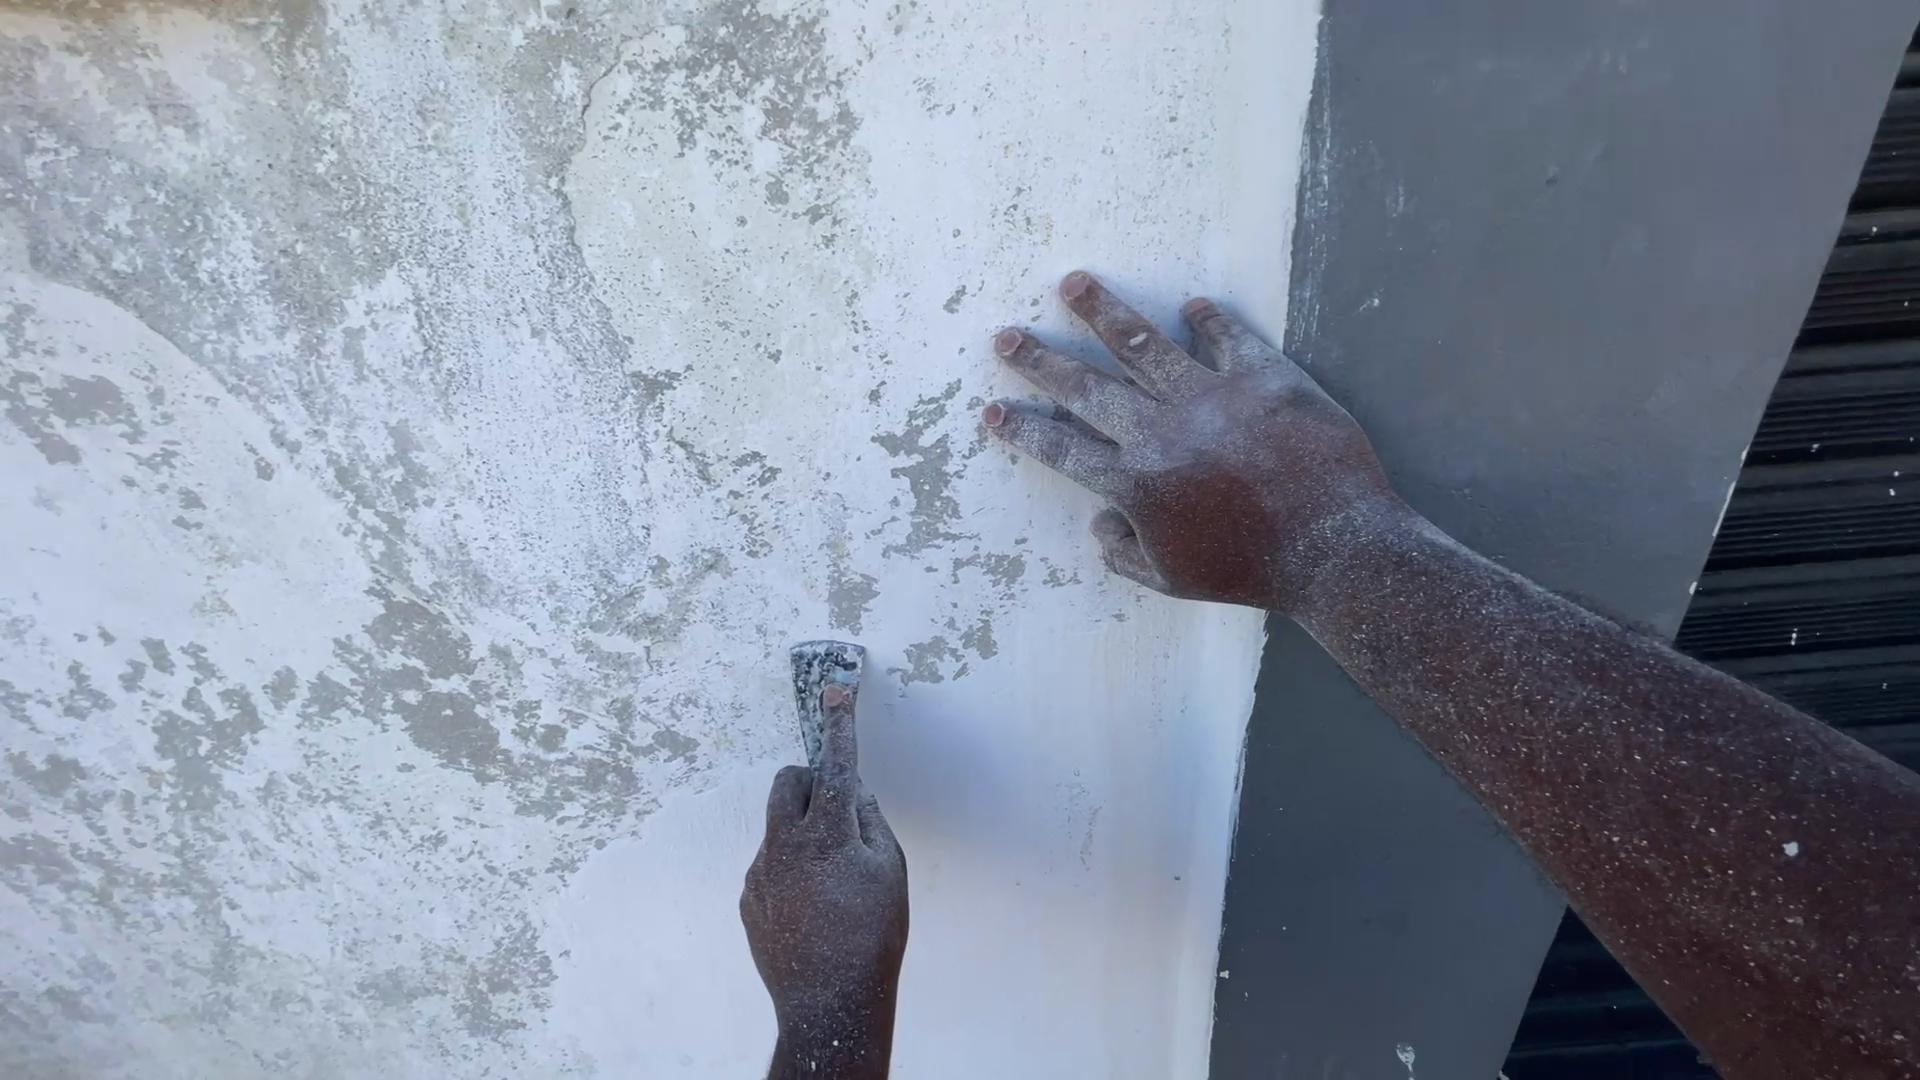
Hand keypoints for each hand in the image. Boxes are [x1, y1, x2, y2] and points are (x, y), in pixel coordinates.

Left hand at [741, 684, 907, 1078]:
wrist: (829, 1007)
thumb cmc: (873, 936)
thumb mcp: (889, 868)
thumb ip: (868, 819)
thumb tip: (851, 791)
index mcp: (826, 833)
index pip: (835, 763)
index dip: (839, 723)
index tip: (835, 689)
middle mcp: (784, 844)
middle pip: (788, 781)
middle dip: (812, 781)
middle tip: (837, 811)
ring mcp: (761, 871)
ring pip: (780, 823)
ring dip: (804, 828)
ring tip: (830, 877)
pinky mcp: (749, 896)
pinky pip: (771, 859)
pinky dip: (791, 863)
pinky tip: (813, 902)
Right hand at [983, 271, 1408, 613]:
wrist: (1335, 552)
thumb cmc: (1247, 571)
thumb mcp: (1168, 580)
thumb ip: (1121, 552)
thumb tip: (1100, 522)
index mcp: (1135, 483)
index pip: (1061, 448)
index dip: (1022, 430)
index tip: (991, 411)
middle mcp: (1162, 432)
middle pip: (1086, 387)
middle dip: (1039, 360)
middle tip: (1007, 336)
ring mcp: (1213, 400)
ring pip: (1145, 346)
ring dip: (1104, 313)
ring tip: (1074, 283)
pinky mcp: (1266, 381)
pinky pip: (1231, 339)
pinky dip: (1211, 321)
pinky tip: (1194, 305)